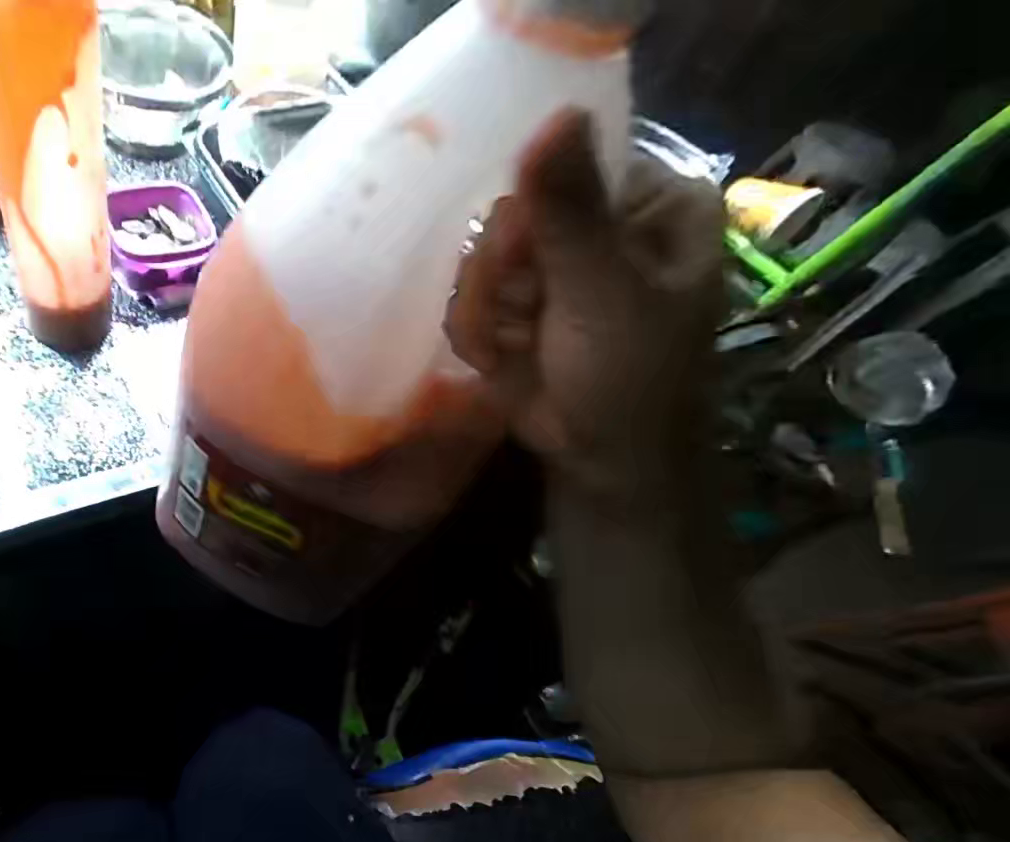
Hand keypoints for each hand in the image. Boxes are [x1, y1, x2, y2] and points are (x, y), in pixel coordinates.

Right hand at [444, 108, 726, 514]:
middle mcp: (596, 231)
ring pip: (478, 267)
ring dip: (486, 314)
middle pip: (509, 222)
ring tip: (516, 346)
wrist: (603, 454)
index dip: (528, 220)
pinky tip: (498, 359)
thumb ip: (568, 211)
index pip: (558, 173)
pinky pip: (465, 304)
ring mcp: (550, 275)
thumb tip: (551, 117)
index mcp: (645, 205)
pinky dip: (475, 336)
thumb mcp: (600, 288)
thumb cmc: (627, 371)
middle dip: (503, 279)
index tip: (528, 267)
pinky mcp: (513, 312)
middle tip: (527, 317)